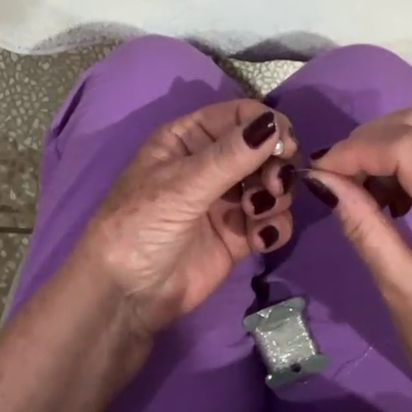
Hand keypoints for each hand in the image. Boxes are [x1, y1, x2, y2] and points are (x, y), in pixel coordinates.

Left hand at [73, 101, 298, 337]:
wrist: (125, 296)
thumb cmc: (140, 226)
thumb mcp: (181, 186)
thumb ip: (229, 157)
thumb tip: (274, 123)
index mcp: (188, 138)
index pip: (238, 116)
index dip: (266, 125)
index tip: (286, 145)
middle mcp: (210, 163)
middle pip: (262, 149)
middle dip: (274, 165)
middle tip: (273, 187)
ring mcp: (225, 200)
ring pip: (271, 184)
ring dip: (275, 197)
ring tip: (257, 215)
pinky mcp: (238, 235)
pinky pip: (271, 220)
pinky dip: (274, 227)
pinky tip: (260, 240)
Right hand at [303, 106, 411, 411]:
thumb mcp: (399, 291)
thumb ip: (363, 227)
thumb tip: (320, 178)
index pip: (411, 149)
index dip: (358, 149)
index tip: (321, 171)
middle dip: (369, 139)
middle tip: (337, 175)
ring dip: (386, 142)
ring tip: (361, 184)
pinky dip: (405, 152)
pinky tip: (390, 190)